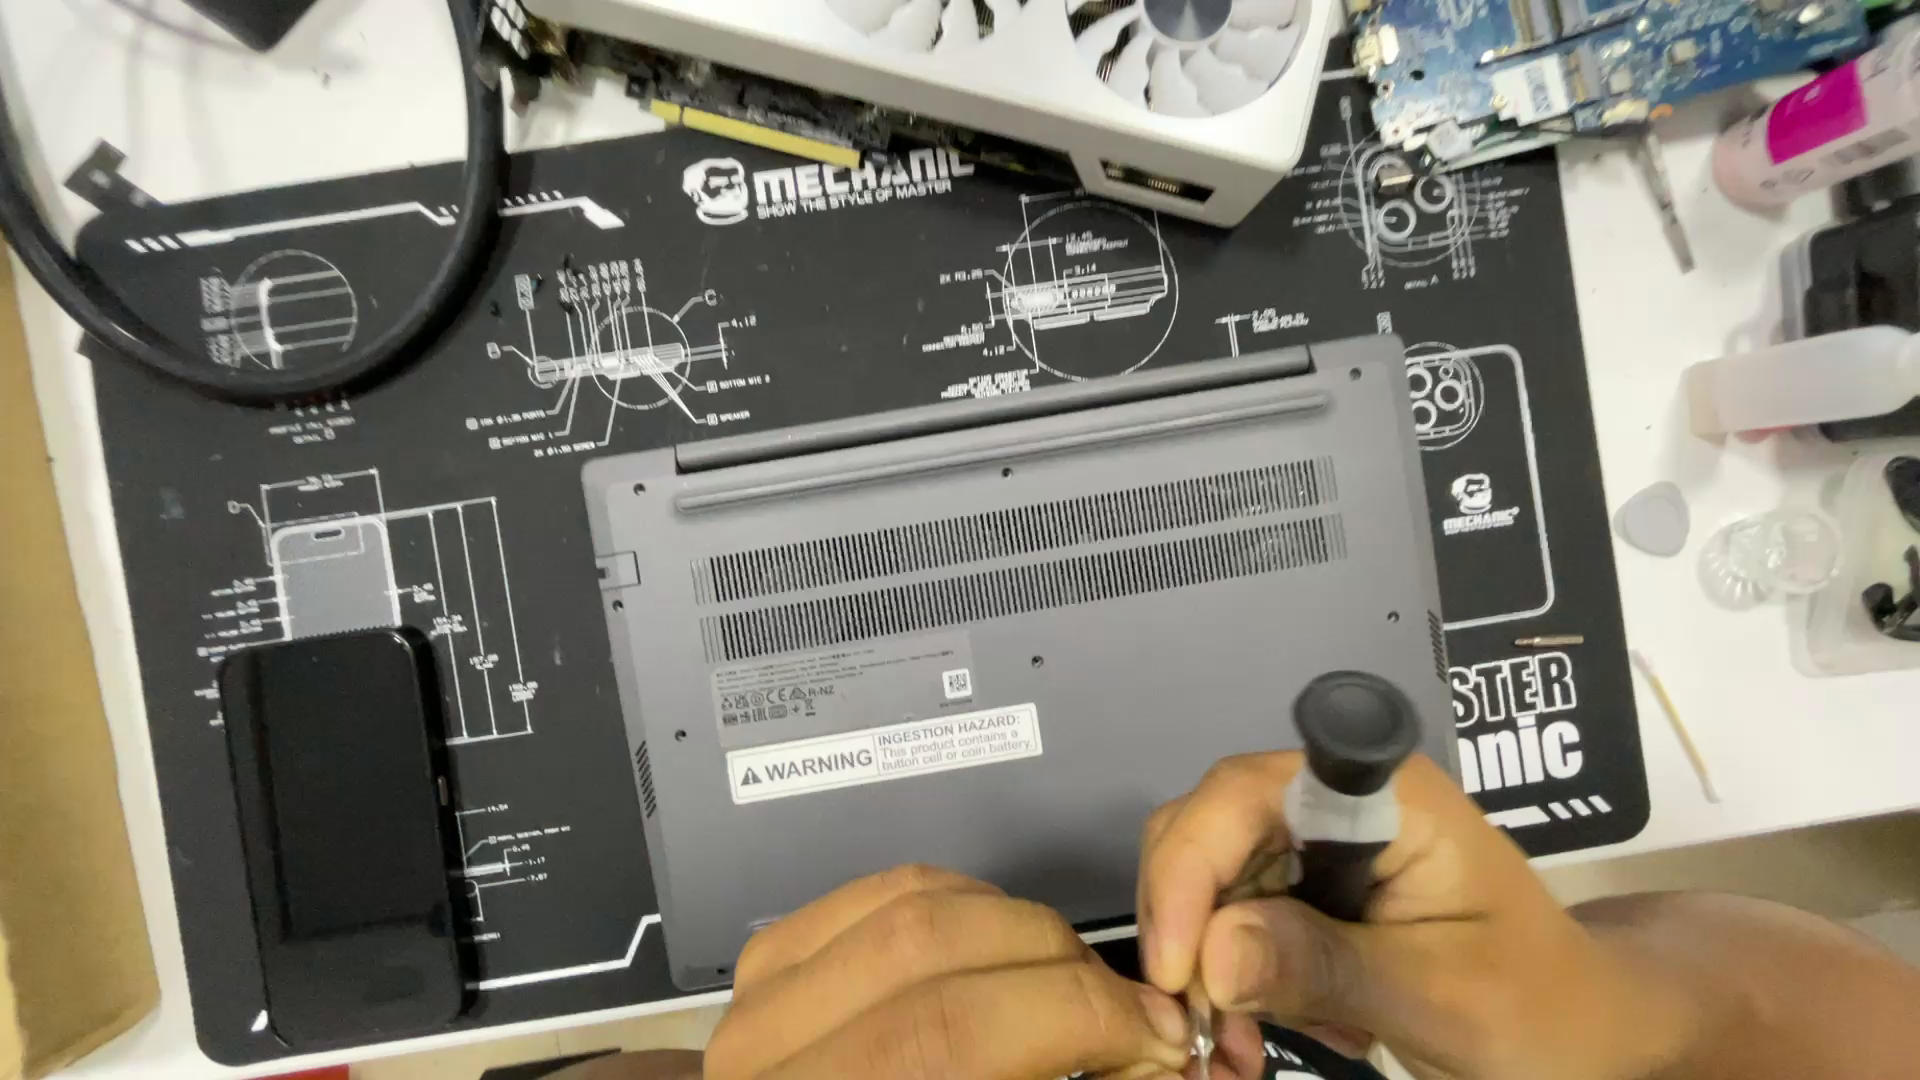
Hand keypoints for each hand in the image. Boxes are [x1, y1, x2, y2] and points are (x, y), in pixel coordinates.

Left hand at [706, 864, 1194, 1079]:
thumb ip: (1058, 1079)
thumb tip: (1154, 1044)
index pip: (950, 1032)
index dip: (1074, 1014)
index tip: (1154, 1029)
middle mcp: (764, 1048)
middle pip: (930, 948)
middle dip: (1053, 959)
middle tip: (1122, 1000)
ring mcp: (759, 988)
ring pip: (909, 899)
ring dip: (1011, 920)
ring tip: (1065, 965)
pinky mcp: (771, 953)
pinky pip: (880, 888)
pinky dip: (957, 897)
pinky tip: (997, 928)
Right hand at [1137, 754, 1696, 1079]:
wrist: (1592, 1032)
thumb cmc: (1546, 1012)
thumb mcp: (1443, 1002)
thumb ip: (1326, 968)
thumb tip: (1209, 960)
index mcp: (1377, 792)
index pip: (1243, 794)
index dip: (1192, 865)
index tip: (1178, 968)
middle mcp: (1324, 792)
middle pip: (1205, 826)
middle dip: (1186, 922)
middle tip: (1197, 1022)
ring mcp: (1305, 830)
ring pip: (1201, 867)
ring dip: (1200, 953)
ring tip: (1235, 1041)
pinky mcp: (1295, 870)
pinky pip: (1222, 903)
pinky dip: (1221, 965)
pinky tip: (1260, 1019)